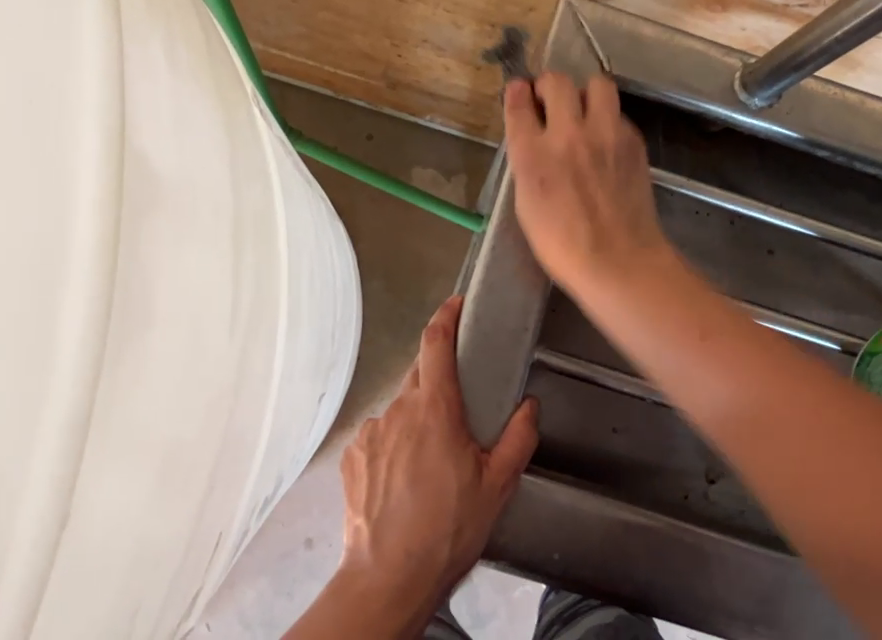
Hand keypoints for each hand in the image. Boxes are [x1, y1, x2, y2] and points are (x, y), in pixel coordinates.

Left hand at [334, 296, 538, 620]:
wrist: (389, 576)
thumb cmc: (447, 529)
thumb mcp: (498, 485)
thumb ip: (518, 437)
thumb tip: (528, 407)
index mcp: (435, 408)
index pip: (436, 343)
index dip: (445, 317)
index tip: (454, 305)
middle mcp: (397, 410)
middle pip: (420, 375)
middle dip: (440, 382)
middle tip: (460, 413)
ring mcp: (371, 432)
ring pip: (400, 409)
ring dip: (417, 421)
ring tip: (433, 464)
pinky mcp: (353, 455)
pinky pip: (380, 435)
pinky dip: (395, 445)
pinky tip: (407, 480)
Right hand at [504, 73, 673, 293]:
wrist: (619, 261)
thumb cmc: (562, 245)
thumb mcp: (526, 203)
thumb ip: (527, 162)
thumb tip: (531, 139)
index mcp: (533, 153)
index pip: (518, 103)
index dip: (516, 93)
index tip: (519, 91)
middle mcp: (568, 134)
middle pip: (556, 81)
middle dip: (549, 86)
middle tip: (550, 101)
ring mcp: (605, 134)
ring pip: (597, 84)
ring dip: (586, 93)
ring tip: (583, 112)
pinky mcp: (633, 141)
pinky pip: (618, 114)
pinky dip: (609, 120)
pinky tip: (606, 141)